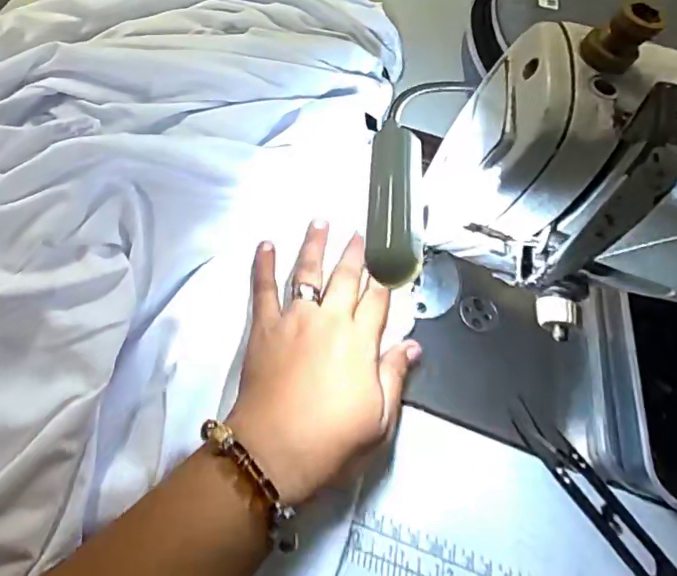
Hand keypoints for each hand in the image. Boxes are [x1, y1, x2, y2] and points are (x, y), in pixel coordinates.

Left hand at [226, 224, 419, 505]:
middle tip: (358, 232)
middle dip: (355, 252)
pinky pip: (264, 289)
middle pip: (346, 277)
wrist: (272, 454)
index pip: (377, 299)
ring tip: (320, 222)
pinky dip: (263, 265)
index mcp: (360, 341)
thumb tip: (413, 345)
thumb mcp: (379, 420)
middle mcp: (330, 320)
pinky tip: (265, 245)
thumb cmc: (330, 442)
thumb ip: (395, 376)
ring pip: (307, 271)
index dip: (384, 278)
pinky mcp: (265, 327)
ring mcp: (296, 319)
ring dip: (315, 245)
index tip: (387, 260)